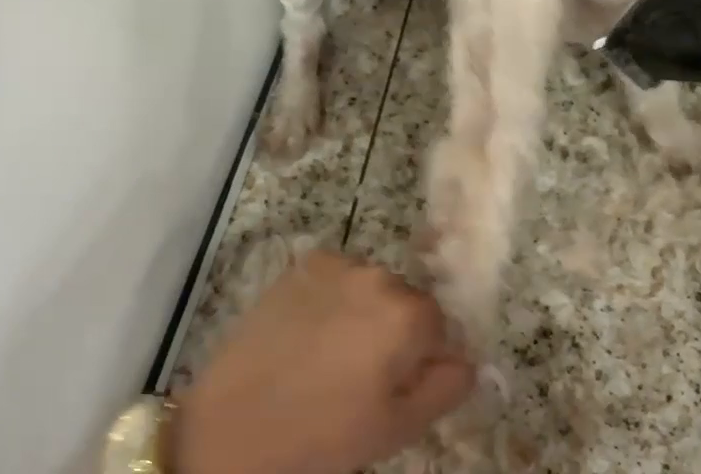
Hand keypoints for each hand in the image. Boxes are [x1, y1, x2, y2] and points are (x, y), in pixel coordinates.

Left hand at [171, 250, 475, 473]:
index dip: (421, 359)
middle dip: (392, 333)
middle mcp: (377, 275)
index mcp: (409, 314)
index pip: (440, 326)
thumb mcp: (397, 428)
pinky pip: (335, 279)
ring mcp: (335, 266)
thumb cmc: (322, 435)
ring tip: (328, 358)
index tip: (394, 387)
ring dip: (361, 313)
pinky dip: (330, 300)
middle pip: (405, 301)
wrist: (232, 425)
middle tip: (360, 378)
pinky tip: (307, 336)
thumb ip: (447, 386)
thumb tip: (469, 359)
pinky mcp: (300, 266)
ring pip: (369, 288)